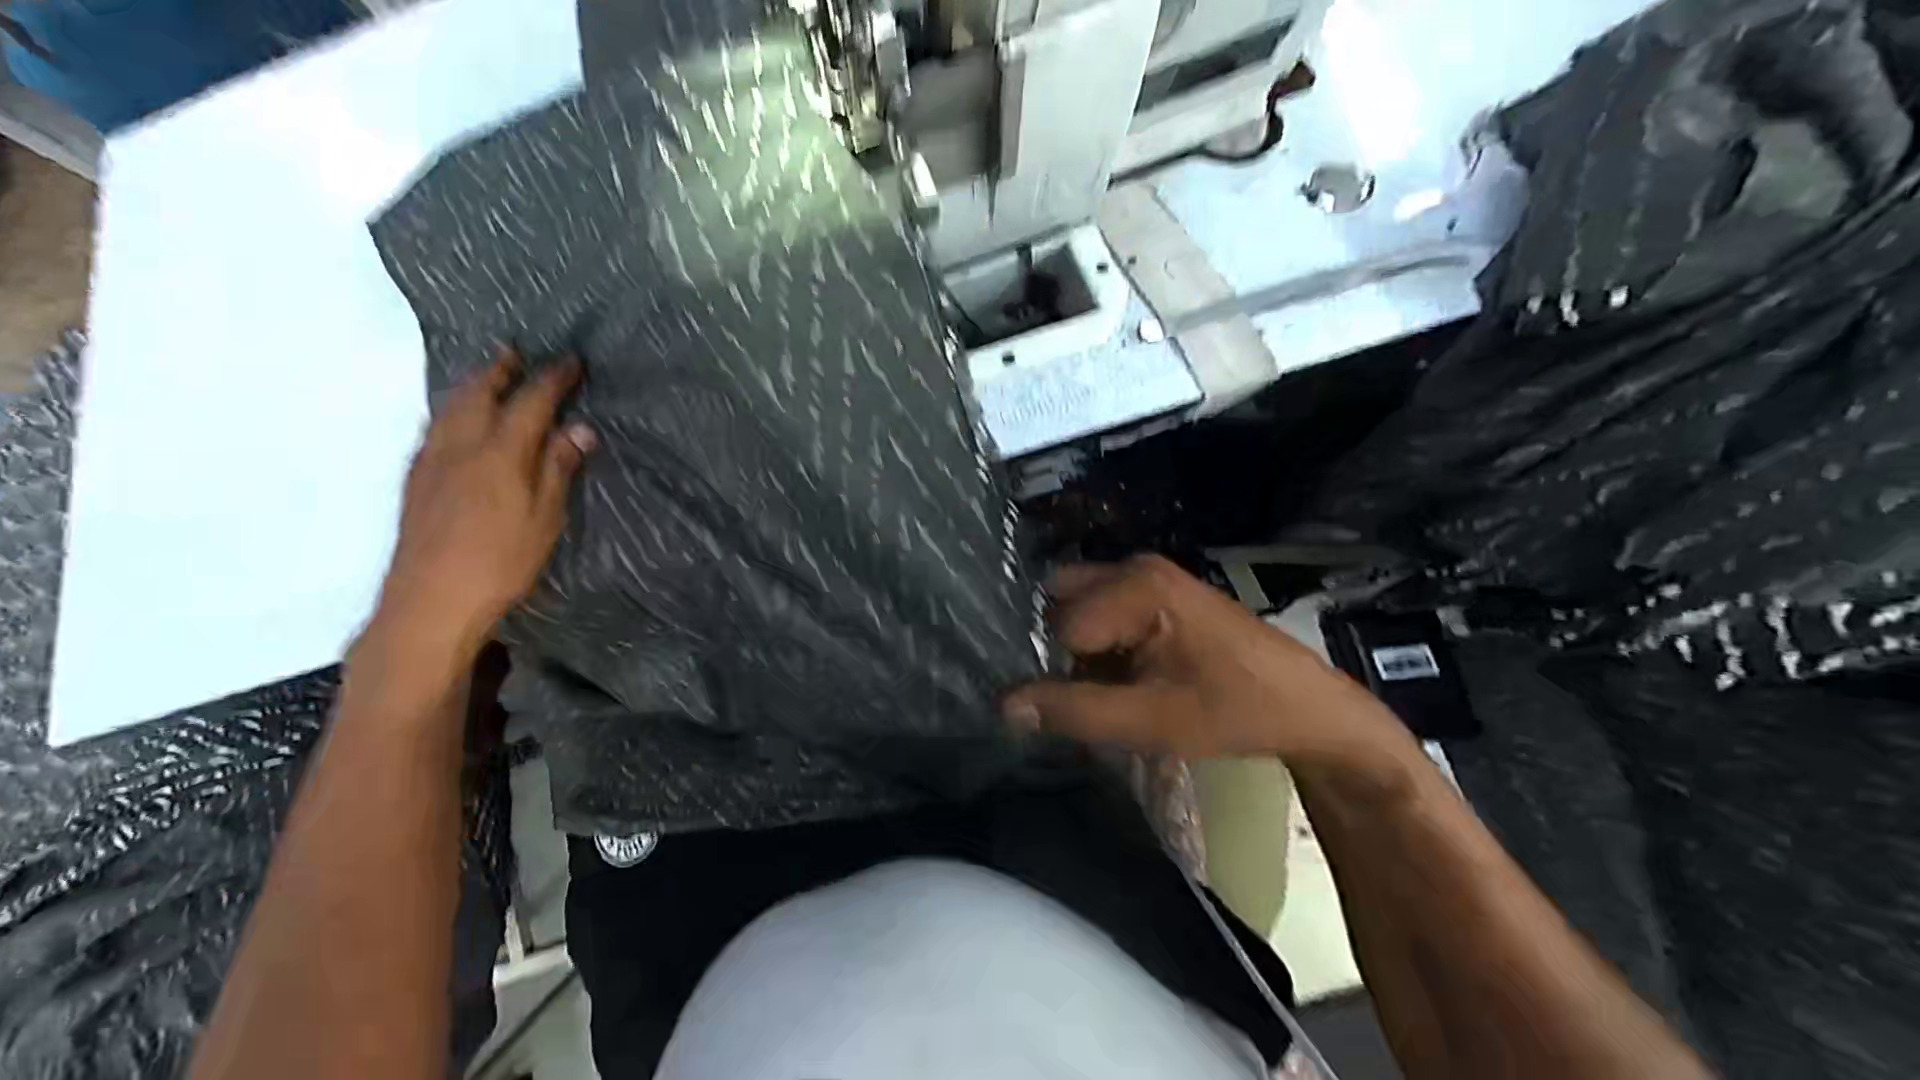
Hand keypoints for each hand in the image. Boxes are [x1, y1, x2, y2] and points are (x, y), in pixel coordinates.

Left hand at [374, 347, 596, 657]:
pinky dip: (451, 409)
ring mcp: (431, 460)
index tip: (571, 361)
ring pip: (450, 407)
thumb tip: (579, 429)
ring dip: (471, 384)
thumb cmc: (502, 561)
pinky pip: (434, 426)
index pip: (530, 402)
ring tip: (486, 374)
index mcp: (500, 453)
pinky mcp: (416, 479)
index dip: (552, 379)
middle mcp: (461, 445)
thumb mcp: (546, 517)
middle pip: (479, 393)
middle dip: (500, 370)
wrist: (432, 599)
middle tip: (516, 352)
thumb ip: (558, 468)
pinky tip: (455, 419)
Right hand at [1001, 555, 1415, 769]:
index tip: (1078, 709)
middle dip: (1062, 655)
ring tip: (1108, 691)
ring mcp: (1148, 576)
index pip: (1057, 629)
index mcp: (1134, 585)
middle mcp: (1134, 566)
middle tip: (1086, 697)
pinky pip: (1103, 613)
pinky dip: (1102, 648)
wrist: (1306, 707)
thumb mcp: (1149, 720)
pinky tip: (1126, 679)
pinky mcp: (1158, 592)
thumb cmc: (1233, 711)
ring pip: (1079, 611)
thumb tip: (1002, 704)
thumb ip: (1073, 710)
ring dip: (1081, 654)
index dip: (1059, 674)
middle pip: (1061, 609)